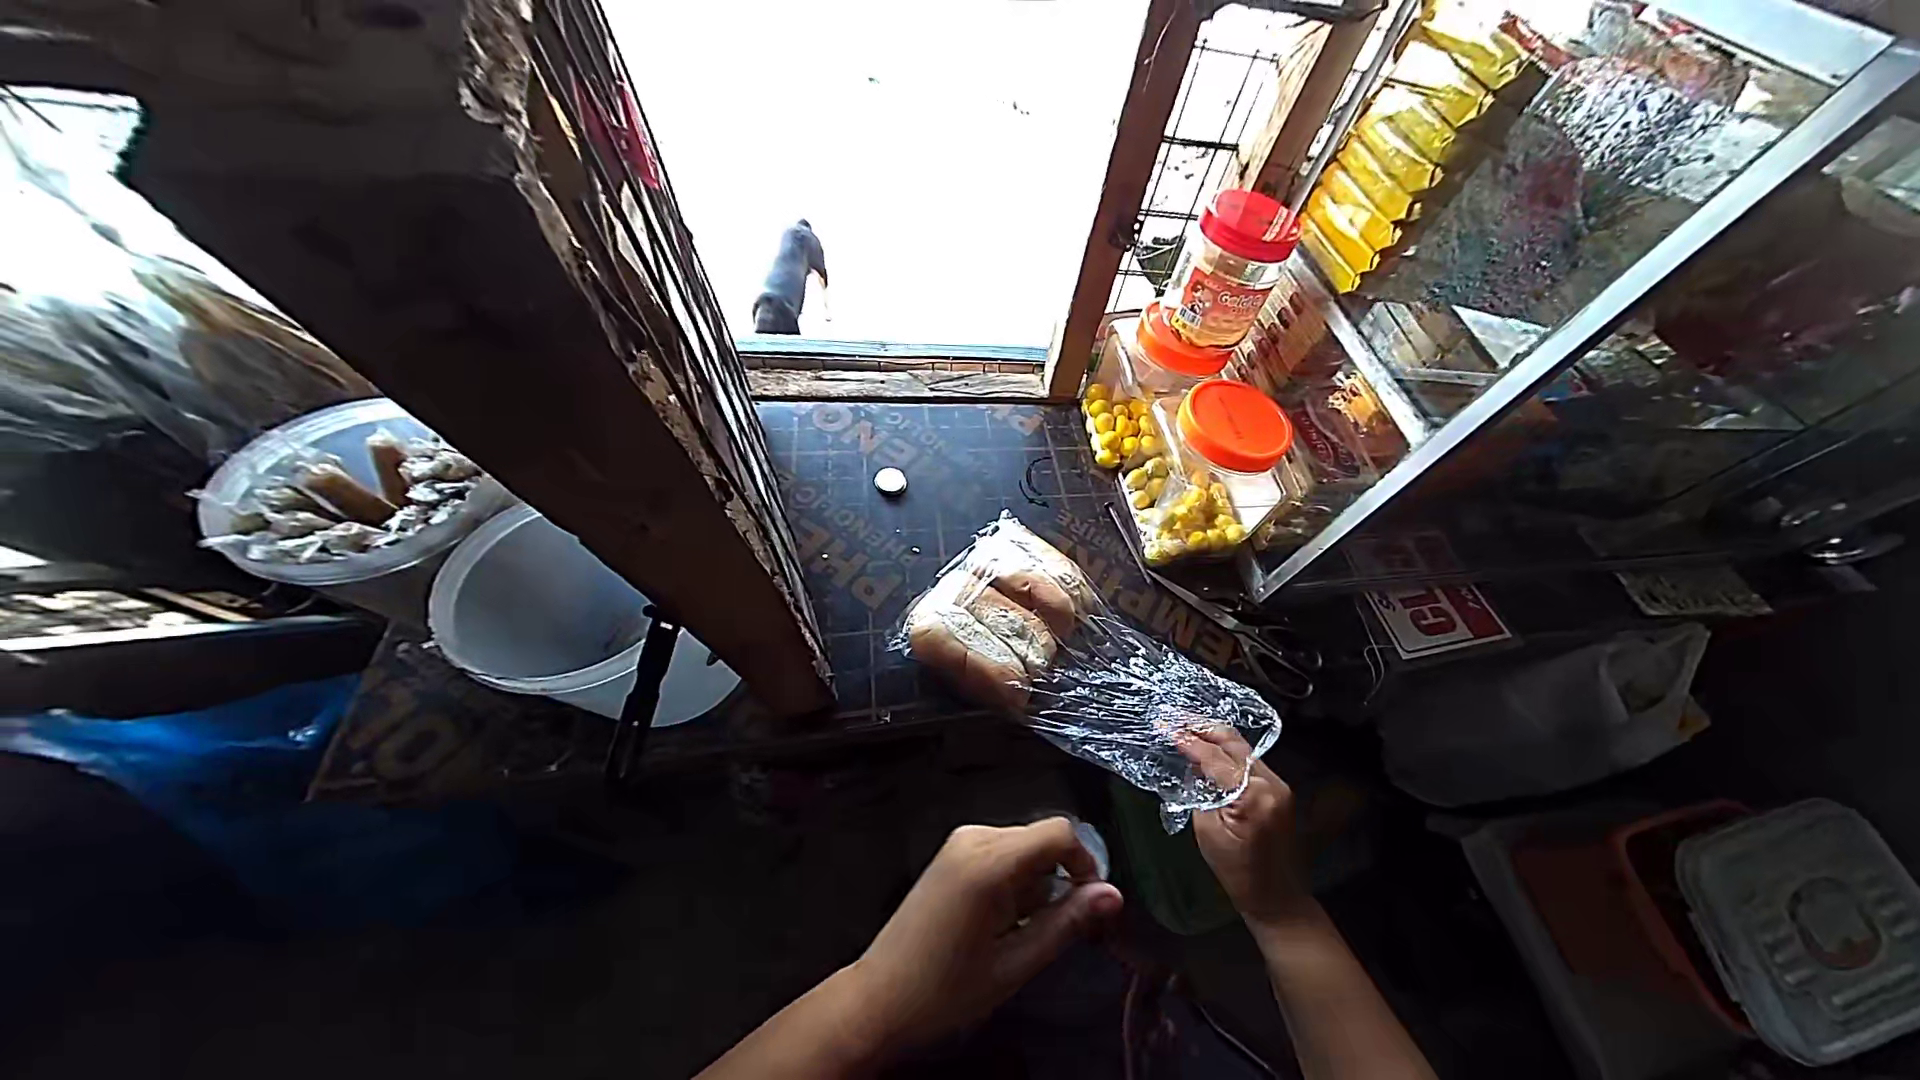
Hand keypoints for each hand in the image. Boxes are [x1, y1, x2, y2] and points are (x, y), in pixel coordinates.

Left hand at [840, 818, 1122, 1058]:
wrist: (882, 995)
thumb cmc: (948, 989)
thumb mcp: (1015, 964)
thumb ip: (1066, 923)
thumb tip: (1114, 894)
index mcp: (989, 861)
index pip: (1059, 832)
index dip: (1085, 862)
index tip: (1090, 905)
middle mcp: (975, 837)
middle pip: (1042, 838)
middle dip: (1060, 878)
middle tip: (1057, 931)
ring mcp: (960, 841)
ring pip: (1024, 845)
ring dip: (1036, 882)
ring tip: (1019, 932)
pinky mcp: (953, 850)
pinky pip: (1001, 850)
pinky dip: (1014, 878)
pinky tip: (999, 918)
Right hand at [1179, 727, 1310, 924]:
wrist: (1278, 899)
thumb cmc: (1237, 871)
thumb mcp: (1207, 829)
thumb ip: (1200, 791)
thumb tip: (1192, 765)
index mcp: (1252, 794)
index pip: (1214, 756)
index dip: (1187, 740)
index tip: (1165, 727)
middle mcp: (1271, 782)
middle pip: (1233, 741)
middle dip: (1202, 726)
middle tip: (1175, 718)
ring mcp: (1279, 784)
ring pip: (1242, 747)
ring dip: (1214, 735)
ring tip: (1187, 727)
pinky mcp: (1279, 790)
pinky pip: (1249, 760)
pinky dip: (1227, 750)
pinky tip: (1208, 748)